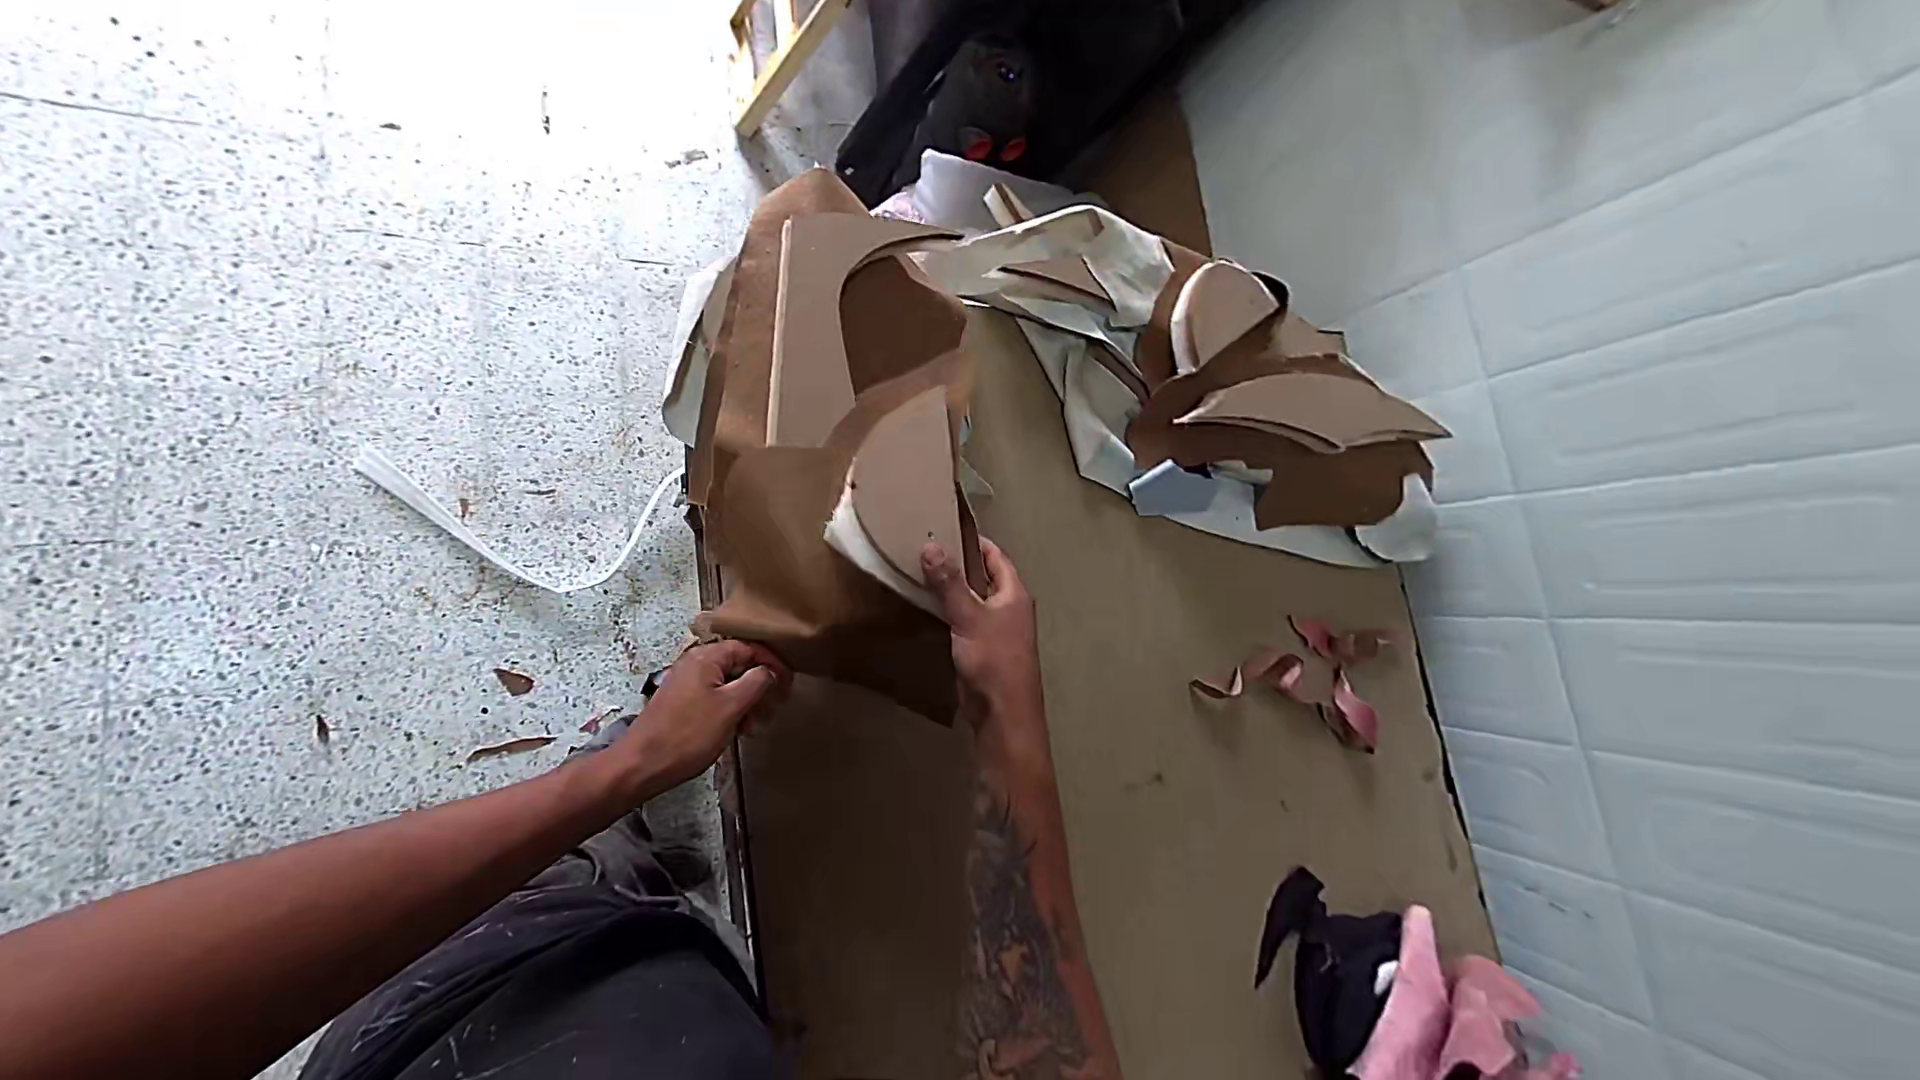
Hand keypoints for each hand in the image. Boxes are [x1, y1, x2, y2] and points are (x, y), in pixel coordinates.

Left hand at [614, 640, 790, 794]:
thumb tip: (769, 671)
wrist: (640, 766)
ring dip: (749, 701)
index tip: (788, 684)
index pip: (750, 647)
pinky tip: (739, 729)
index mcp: (706, 657)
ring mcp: (688, 683)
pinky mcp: (683, 703)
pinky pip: (716, 697)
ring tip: (756, 724)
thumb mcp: (731, 706)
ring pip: (730, 683)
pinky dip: (732, 709)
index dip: (773, 663)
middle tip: (775, 707)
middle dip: (761, 685)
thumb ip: (757, 681)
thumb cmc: (687, 735)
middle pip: (740, 664)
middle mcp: (696, 663)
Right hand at [922, 539, 1052, 784]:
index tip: (948, 528)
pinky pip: (963, 621)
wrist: (1001, 713)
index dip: (975, 541)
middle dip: (958, 563)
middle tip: (927, 547)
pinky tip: (927, 607)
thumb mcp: (969, 616)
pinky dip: (948, 611)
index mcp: (1014, 594)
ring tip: (920, 572)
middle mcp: (1008, 608)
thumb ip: (950, 583)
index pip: (996, 557)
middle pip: (983, 577)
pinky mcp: (981, 649)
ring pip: (972, 600)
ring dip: (951, 588)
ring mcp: (995, 630)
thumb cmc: (994, 659)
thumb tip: (931, 546)